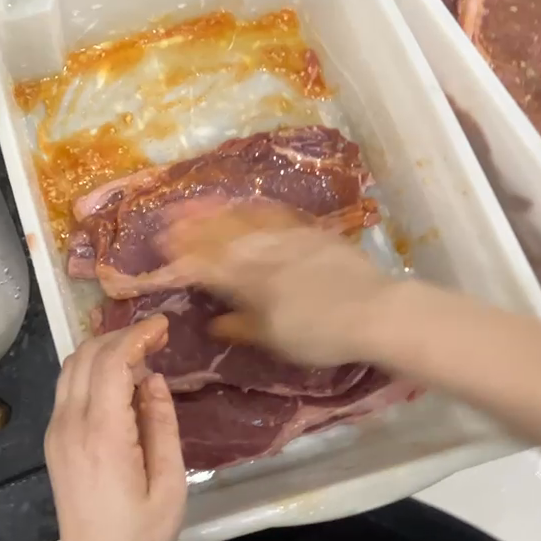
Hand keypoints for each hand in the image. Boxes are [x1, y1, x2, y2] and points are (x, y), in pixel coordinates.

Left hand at [44, 316, 186, 540]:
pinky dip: (91, 369)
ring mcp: (56, 429)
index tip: (163, 325)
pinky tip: (118, 380)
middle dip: (121, 336)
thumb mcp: (170, 484)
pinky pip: (68, 386)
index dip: (136, 336)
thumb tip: (152, 379)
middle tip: (156, 337)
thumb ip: (162, 425)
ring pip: (71, 366)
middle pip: (86, 354)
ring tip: (139, 353)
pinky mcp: (53, 438)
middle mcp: (71, 423)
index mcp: (102, 434)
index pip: (111, 362)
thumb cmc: (141, 536)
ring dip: (103, 349)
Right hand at [157, 203, 403, 367]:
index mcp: (249, 283)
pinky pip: (277, 215)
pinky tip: (246, 203)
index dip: (184, 253)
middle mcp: (263, 255)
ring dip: (218, 211)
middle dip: (192, 225)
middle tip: (170, 213)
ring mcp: (288, 239)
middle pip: (221, 236)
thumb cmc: (322, 334)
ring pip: (244, 221)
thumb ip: (243, 327)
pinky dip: (256, 208)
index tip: (164, 244)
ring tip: (198, 200)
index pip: (208, 264)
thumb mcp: (277, 339)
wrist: (377, 312)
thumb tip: (215, 322)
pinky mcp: (312, 233)